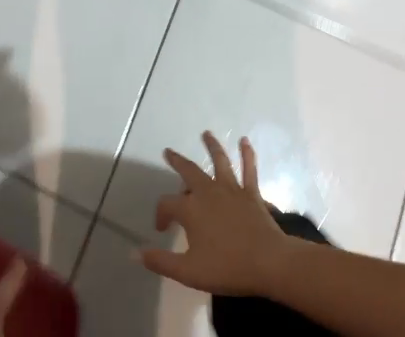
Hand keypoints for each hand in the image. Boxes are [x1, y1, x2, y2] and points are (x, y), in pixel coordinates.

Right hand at [141, 131, 294, 296]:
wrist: (269, 263)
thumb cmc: (227, 268)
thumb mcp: (188, 271)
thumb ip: (161, 261)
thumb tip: (135, 253)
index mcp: (190, 209)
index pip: (167, 205)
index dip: (161, 215)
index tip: (161, 229)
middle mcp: (208, 192)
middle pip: (189, 171)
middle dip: (177, 162)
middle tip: (168, 152)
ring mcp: (231, 190)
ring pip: (219, 161)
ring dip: (211, 146)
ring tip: (206, 133)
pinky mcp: (251, 193)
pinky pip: (249, 170)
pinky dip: (247, 155)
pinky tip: (245, 141)